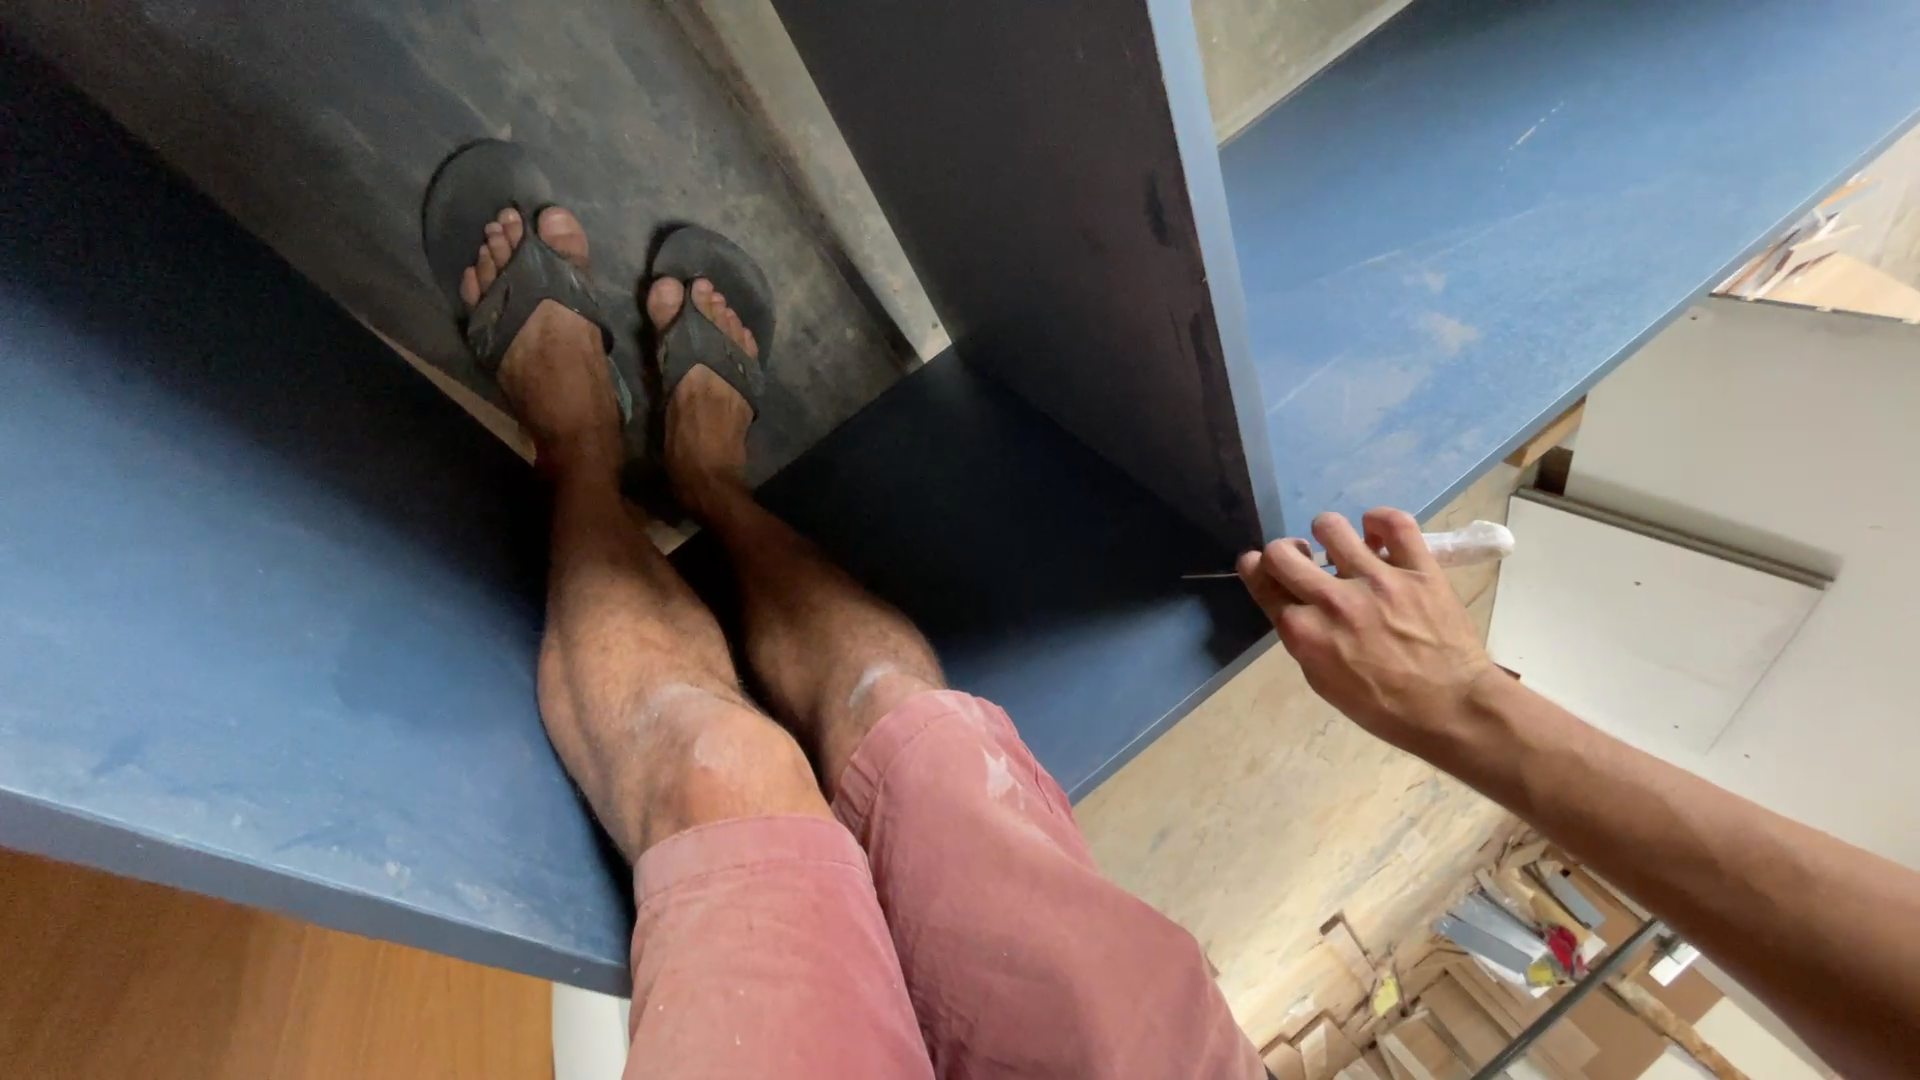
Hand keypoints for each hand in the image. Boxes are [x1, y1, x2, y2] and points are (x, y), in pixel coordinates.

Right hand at [1237, 508, 1498, 752]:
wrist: (1454, 709)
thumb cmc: (1382, 705)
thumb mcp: (1321, 680)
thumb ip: (1300, 637)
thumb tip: (1291, 604)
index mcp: (1305, 633)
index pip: (1262, 581)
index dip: (1254, 568)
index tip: (1259, 565)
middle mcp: (1333, 601)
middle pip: (1282, 552)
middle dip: (1282, 552)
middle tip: (1301, 560)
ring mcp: (1378, 581)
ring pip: (1331, 527)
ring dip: (1325, 533)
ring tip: (1339, 545)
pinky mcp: (1419, 570)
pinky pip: (1395, 523)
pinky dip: (1378, 520)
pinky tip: (1374, 532)